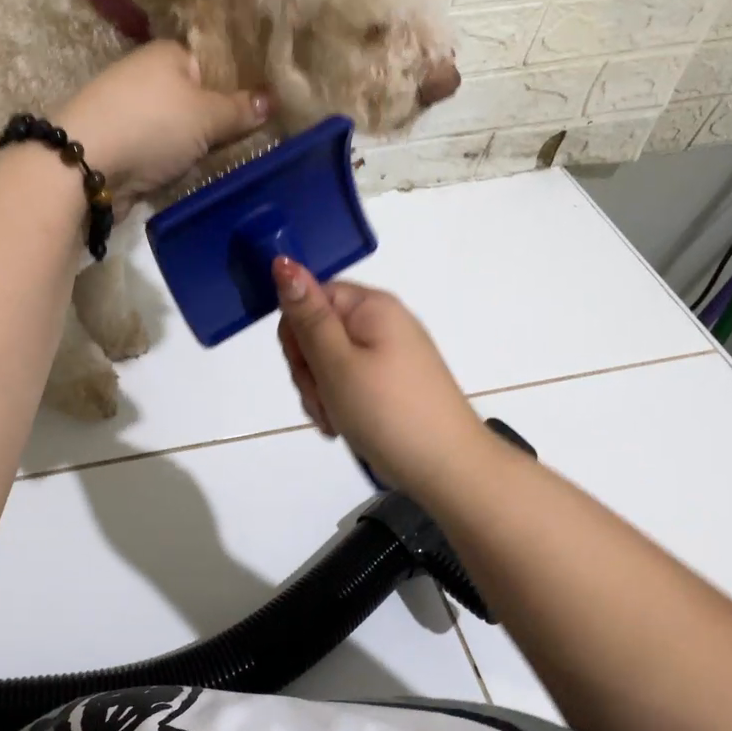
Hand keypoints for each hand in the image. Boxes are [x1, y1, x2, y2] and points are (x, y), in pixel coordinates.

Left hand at [56, 42, 270, 211]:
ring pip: (178, 132)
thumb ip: (240, 109)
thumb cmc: (151, 125)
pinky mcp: (119, 149)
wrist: (83, 166)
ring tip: (231, 164)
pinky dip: (174, 168)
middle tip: (256, 141)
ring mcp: (128, 115)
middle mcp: (145, 78)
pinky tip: (196, 178)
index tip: (265, 108)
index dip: (239, 84)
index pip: (212, 62)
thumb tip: (272, 99)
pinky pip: (159, 157)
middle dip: (219, 122)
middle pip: (195, 100)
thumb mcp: (206, 114)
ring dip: (196, 150)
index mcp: (166, 54)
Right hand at [274, 257, 496, 491]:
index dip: (296, 333)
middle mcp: (381, 322)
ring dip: (320, 392)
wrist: (448, 469)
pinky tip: (344, 425)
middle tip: (322, 400)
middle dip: (307, 369)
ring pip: (327, 361)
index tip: (305, 368)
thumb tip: (283, 261)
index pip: (310, 297)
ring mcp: (389, 353)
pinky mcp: (391, 381)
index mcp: (371, 306)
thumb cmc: (387, 412)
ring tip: (335, 420)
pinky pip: (348, 381)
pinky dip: (338, 402)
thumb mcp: (336, 363)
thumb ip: (307, 315)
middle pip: (316, 330)